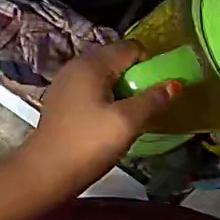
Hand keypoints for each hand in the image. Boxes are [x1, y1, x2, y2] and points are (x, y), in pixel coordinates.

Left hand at [14, 41, 178, 193]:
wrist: (45, 173)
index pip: (130, 47)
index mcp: (92, 63)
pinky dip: (104, 97)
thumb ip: (152, 100)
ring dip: (121, 88)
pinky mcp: (60, 101)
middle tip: (149, 101)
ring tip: (132, 113)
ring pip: (102, 75)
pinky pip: (90, 89)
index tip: (159, 87)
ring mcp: (65, 83)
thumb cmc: (88, 143)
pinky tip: (109, 120)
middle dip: (136, 75)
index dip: (150, 62)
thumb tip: (175, 83)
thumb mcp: (127, 122)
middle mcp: (76, 65)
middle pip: (115, 59)